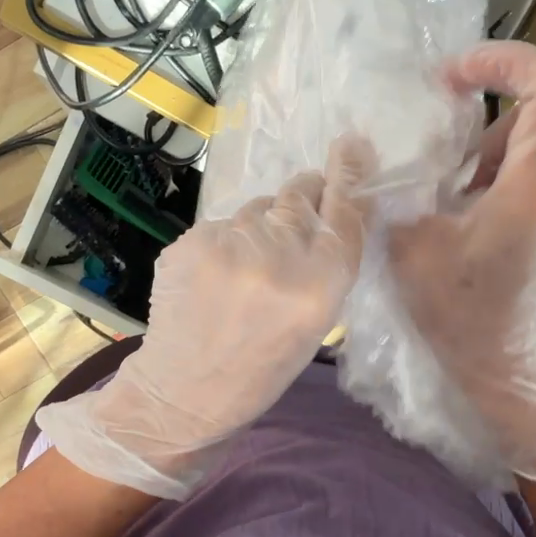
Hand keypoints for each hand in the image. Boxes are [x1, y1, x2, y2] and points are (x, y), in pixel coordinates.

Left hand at [38, 136, 372, 497]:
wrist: (186, 391)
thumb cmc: (260, 369)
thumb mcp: (312, 326)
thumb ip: (322, 267)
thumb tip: (323, 212)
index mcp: (322, 283)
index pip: (345, 209)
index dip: (350, 172)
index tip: (350, 145)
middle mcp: (282, 253)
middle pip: (299, 195)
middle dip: (299, 200)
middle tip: (287, 226)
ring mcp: (233, 243)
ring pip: (256, 207)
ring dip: (257, 227)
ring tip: (241, 272)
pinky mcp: (193, 240)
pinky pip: (220, 226)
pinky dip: (221, 244)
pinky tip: (212, 279)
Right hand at [389, 41, 535, 481]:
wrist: (504, 369)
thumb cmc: (461, 314)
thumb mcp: (414, 248)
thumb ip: (399, 192)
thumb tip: (374, 159)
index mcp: (534, 185)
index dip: (506, 60)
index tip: (453, 75)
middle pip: (532, 116)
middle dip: (477, 121)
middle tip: (429, 147)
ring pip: (525, 149)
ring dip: (477, 157)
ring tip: (435, 196)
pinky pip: (524, 179)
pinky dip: (486, 182)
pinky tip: (453, 220)